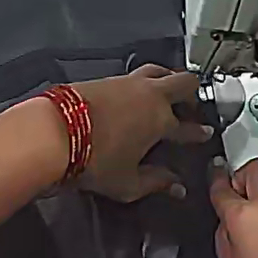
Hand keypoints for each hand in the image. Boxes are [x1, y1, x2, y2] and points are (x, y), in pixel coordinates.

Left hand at [71, 65, 212, 201]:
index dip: (199, 132)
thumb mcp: (128, 183)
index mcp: (161, 120)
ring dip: (168, 80)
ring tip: (167, 92)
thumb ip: (156, 183)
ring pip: (158, 71)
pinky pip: (134, 75)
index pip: (189, 126)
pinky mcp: (105, 78)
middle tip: (191, 106)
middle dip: (192, 93)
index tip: (204, 133)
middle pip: (184, 82)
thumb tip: (176, 187)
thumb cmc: (94, 160)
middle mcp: (149, 95)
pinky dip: (142, 82)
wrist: (54, 131)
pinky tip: (136, 93)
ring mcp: (127, 82)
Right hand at [209, 157, 257, 257]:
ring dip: (257, 198)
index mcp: (247, 216)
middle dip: (239, 178)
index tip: (212, 182)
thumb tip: (225, 225)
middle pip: (254, 168)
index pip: (223, 185)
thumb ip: (223, 239)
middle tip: (229, 198)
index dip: (214, 184)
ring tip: (247, 230)